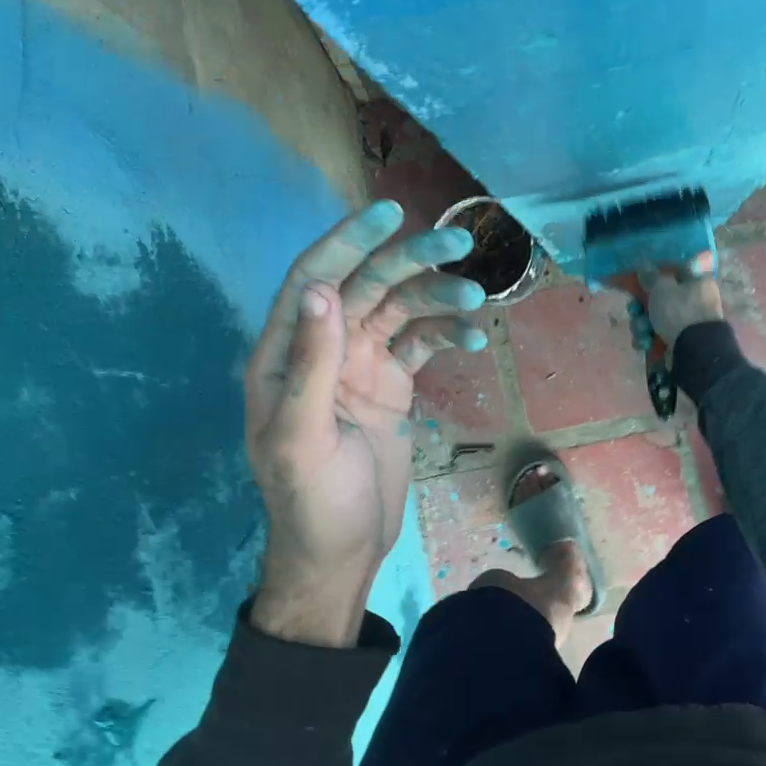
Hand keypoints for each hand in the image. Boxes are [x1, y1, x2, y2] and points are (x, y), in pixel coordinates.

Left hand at [243, 201, 486, 646]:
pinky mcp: (392, 383)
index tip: (389, 213)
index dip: (348, 242)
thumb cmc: (310, 501)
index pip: (316, 279)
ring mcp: (361, 364)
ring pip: (402, 310)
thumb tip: (321, 289)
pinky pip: (422, 344)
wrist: (342, 552)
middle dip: (411, 261)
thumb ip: (309, 363)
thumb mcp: (300, 437)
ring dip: (438, 297)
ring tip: (478, 298)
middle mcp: (324, 347)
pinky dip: (448, 334)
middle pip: (369, 285)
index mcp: (287, 353)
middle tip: (460, 245)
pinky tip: (474, 338)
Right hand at [638, 263, 724, 349]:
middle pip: (661, 299)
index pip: (674, 273)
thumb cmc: (679, 312)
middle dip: (642, 307)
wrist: (694, 351)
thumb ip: (651, 277)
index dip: (655, 277)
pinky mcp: (681, 342)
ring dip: (642, 325)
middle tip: (634, 310)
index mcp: (698, 282)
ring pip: (657, 319)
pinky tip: (644, 344)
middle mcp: (696, 301)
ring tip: (641, 332)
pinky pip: (659, 336)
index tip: (639, 282)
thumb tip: (645, 266)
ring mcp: (689, 324)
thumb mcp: (662, 288)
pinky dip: (649, 340)